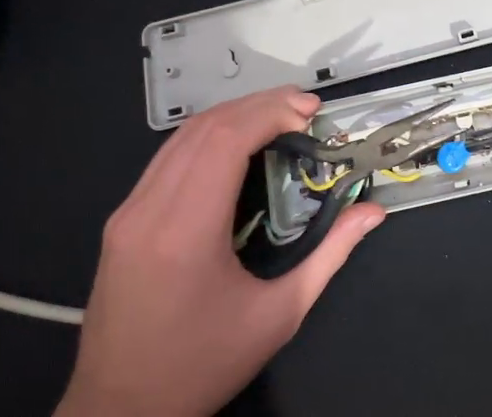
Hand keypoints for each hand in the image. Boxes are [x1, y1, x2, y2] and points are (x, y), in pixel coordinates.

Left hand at [54, 88, 383, 416]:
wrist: (119, 412)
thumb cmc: (202, 366)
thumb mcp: (278, 315)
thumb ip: (329, 255)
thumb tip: (372, 213)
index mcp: (185, 232)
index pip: (225, 141)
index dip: (269, 112)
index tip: (311, 111)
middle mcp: (147, 212)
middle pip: (203, 128)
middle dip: (257, 106)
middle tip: (304, 108)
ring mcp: (126, 214)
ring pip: (180, 137)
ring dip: (231, 116)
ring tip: (278, 116)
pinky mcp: (120, 222)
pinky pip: (165, 159)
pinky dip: (206, 138)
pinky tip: (236, 145)